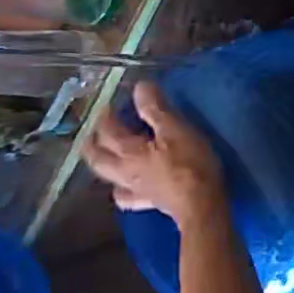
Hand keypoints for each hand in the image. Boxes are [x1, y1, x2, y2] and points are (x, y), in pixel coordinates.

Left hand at [80, 82, 225, 226]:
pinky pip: (126, 197)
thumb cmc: (190, 163)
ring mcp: (134, 189)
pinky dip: (121, 189)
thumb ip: (156, 109)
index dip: (106, 115)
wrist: (201, 204)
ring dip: (103, 164)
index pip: (108, 130)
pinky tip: (125, 187)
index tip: (109, 104)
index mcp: (129, 151)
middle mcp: (124, 171)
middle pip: (98, 156)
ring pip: (108, 176)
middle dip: (92, 142)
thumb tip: (139, 87)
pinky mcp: (148, 202)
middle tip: (94, 131)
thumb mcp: (176, 129)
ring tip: (106, 155)